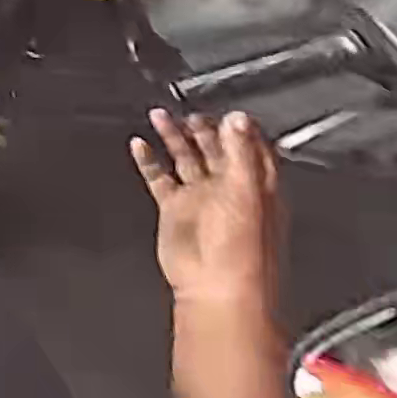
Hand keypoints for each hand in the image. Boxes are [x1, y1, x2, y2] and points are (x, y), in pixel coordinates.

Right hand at [130, 110, 280, 308]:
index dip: (239, 127)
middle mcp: (229, 189)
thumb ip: (240, 153)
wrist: (215, 289)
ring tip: (158, 116)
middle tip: (187, 111)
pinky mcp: (174, 209)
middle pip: (214, 149)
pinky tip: (139, 145)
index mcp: (257, 185)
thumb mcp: (246, 192)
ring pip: (184, 159)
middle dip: (201, 128)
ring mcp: (200, 199)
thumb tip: (237, 119)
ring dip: (172, 137)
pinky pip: (158, 177)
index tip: (228, 108)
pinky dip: (148, 160)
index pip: (250, 147)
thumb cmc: (243, 252)